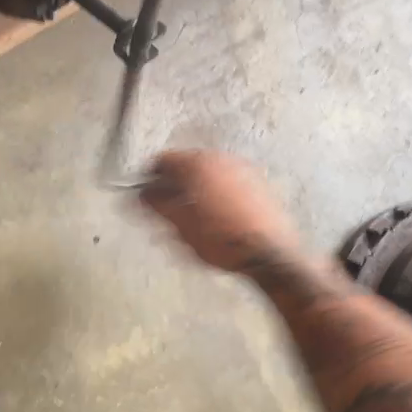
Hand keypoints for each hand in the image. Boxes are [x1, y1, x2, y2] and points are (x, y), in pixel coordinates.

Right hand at [140, 150, 303, 270]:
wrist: (270, 252)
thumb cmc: (221, 241)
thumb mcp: (180, 227)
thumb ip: (157, 205)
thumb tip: (141, 194)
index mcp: (198, 165)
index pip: (162, 161)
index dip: (149, 178)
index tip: (144, 197)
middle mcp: (220, 159)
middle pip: (186, 164)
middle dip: (172, 184)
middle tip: (164, 211)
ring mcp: (242, 168)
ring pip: (206, 173)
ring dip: (193, 189)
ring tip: (189, 217)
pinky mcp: (256, 182)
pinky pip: (225, 181)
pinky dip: (213, 192)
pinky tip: (213, 216)